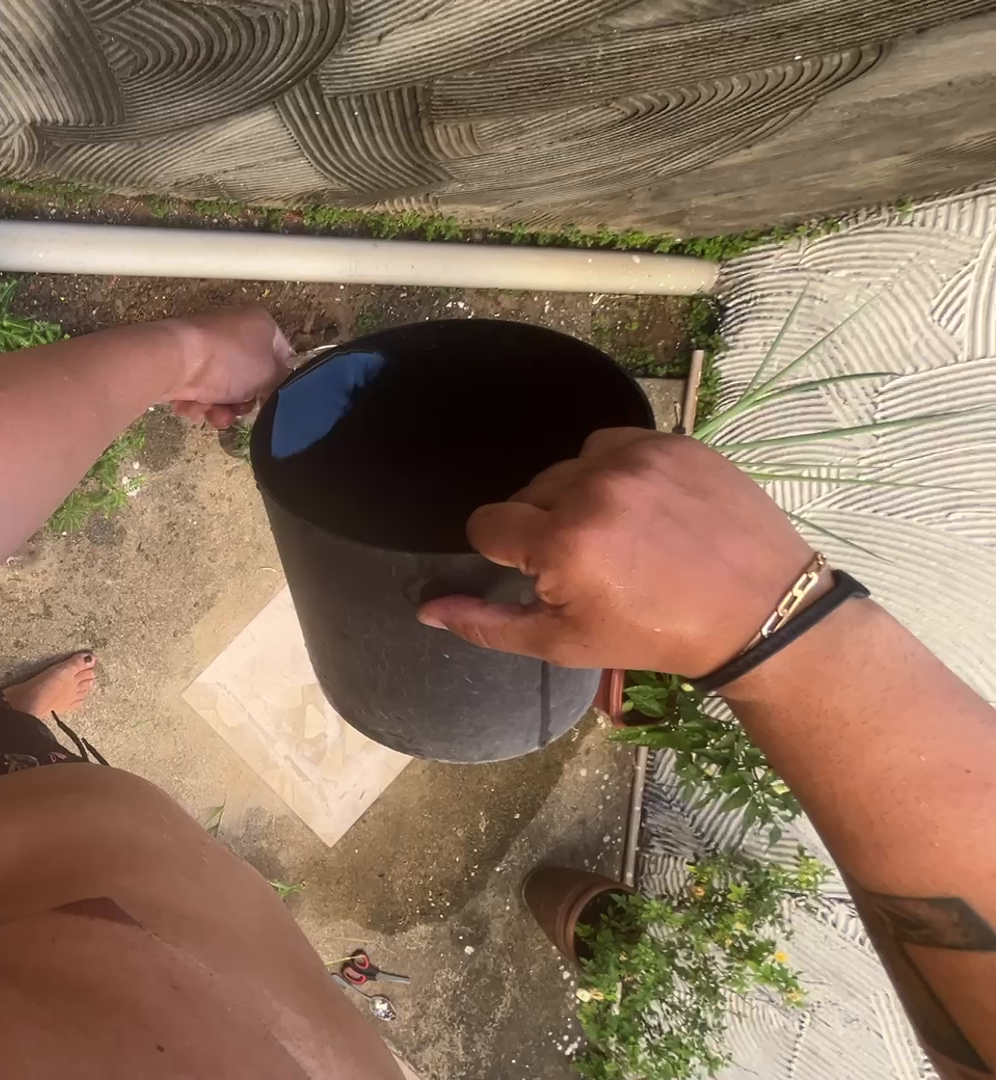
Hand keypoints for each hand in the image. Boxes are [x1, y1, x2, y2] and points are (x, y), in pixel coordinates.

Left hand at [159, 308, 293, 427]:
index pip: (280, 354)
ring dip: (218, 409)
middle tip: (238, 410)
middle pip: (246, 378)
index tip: (272, 401)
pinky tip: (191, 405)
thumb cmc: (229, 361)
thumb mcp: (268, 374)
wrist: (173, 360)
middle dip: (242, 402)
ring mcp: (203, 348)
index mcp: (258, 324)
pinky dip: (194, 403)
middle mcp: (231, 331)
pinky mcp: (179, 364)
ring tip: (213, 415)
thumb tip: (274, 389)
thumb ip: (279, 382)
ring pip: (219, 389)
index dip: (279, 380)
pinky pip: (194, 390)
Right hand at [416, 429, 814, 676]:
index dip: (504, 550)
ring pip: (562, 470)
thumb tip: (424, 610)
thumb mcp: (560, 642)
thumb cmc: (652, 635)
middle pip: (524, 494)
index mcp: (562, 543)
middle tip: (590, 559)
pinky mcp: (672, 444)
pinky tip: (638, 503)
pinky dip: (610, 470)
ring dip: (573, 497)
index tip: (542, 569)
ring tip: (616, 530)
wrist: (767, 616)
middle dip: (542, 525)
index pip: (486, 524)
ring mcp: (636, 462)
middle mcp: (592, 492)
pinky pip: (607, 445)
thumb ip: (484, 623)